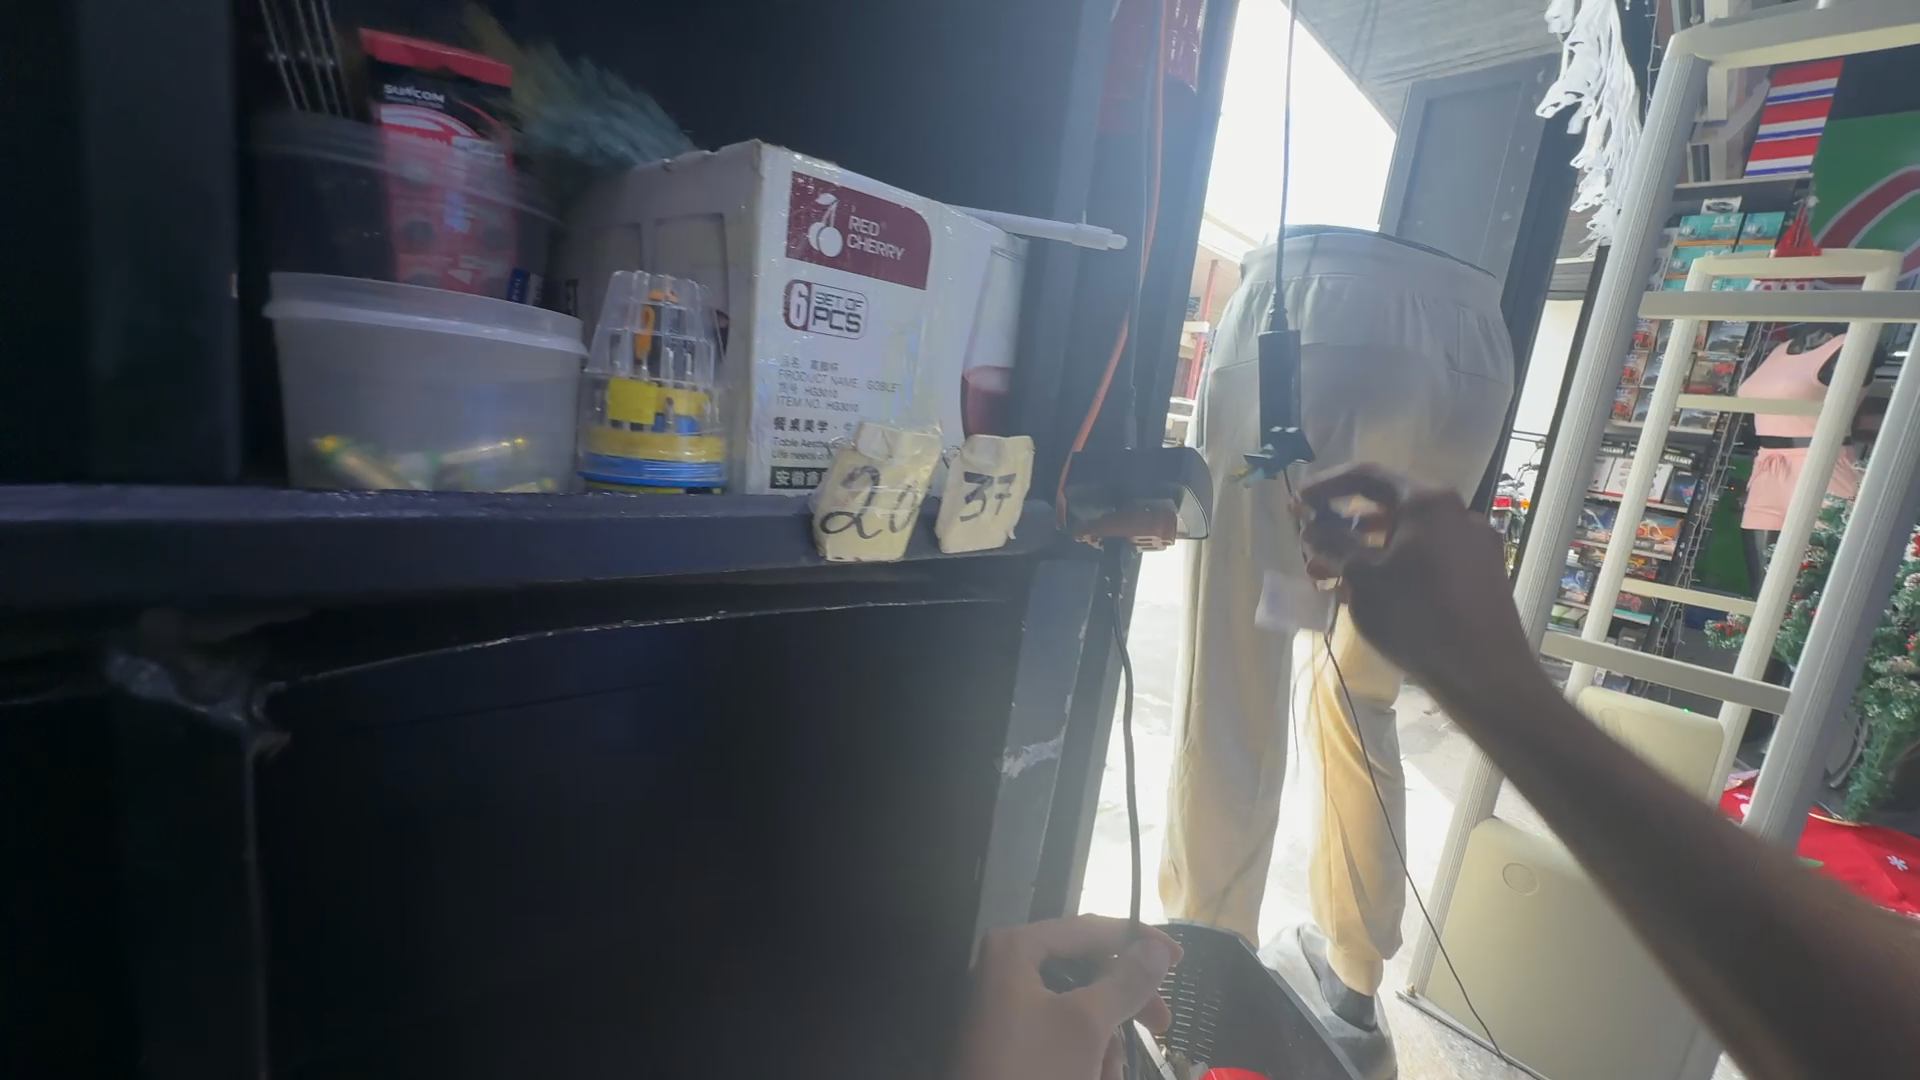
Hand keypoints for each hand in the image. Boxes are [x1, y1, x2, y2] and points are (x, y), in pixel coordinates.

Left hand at [952, 916, 1181, 1079]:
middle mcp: (1008, 966)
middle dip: (1121, 1003)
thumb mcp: (1086, 1025)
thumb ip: (1124, 982)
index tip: (1178, 958)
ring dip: (1105, 1040)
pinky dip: (1085, 1055)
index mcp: (1016, 948)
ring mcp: (1007, 1005)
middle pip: (1082, 969)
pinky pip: (1060, 1033)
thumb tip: (1156, 948)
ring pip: (1076, 1007)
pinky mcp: (1012, 1041)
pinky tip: (1097, 1078)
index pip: (1086, 928)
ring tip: (1111, 1074)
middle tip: (1161, 1024)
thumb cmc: (1032, 1071)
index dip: (1135, 939)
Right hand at [1291, 464, 1543, 713]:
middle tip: (1309, 545)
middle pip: (1386, 506)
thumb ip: (1332, 542)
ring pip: (1403, 535)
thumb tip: (1311, 525)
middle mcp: (1455, 514)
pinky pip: (1423, 556)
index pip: (1367, 476)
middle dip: (1341, 525)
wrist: (1483, 674)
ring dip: (1361, 549)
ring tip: (1328, 576)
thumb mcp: (1361, 575)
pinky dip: (1389, 564)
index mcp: (1428, 503)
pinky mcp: (1477, 573)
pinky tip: (1365, 592)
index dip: (1325, 486)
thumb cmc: (1414, 615)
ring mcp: (1471, 544)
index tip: (1296, 504)